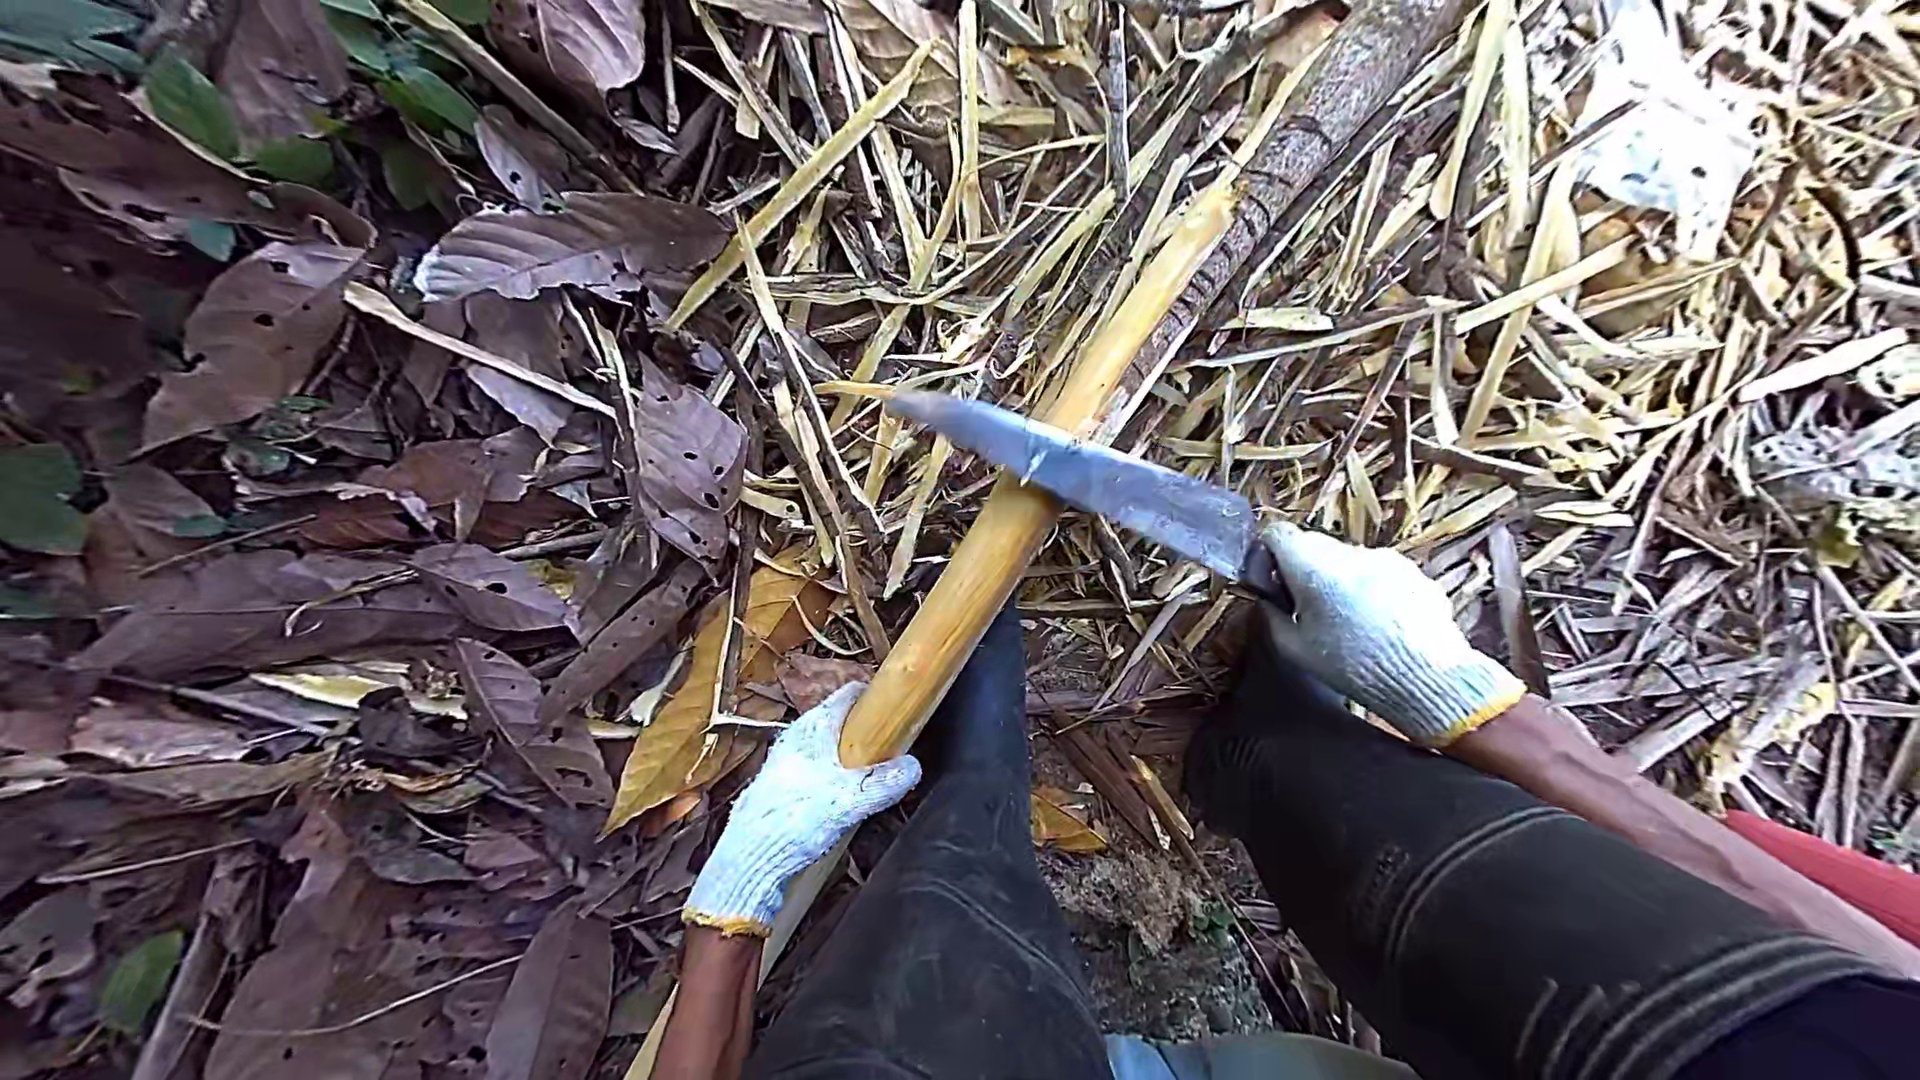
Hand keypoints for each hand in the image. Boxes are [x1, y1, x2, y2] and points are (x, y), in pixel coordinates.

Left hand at [684, 683, 920, 935]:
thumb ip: (885, 782)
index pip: (851, 693)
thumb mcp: (850, 800)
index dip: (876, 696)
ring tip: (867, 779)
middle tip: (889, 750)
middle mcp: (796, 735)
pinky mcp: (778, 784)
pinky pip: (813, 767)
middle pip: (840, 719)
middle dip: (866, 732)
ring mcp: (784, 759)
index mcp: (814, 725)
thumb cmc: (794, 820)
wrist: (746, 862)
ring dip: (847, 756)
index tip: (897, 709)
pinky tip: (837, 801)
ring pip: (826, 745)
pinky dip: (830, 774)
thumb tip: (914, 766)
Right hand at [1259, 522, 1524, 746]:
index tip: (1269, 578)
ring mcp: (1385, 559)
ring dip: (1335, 577)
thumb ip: (1271, 614)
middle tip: (1302, 603)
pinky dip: (1366, 586)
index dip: (1267, 552)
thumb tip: (1268, 598)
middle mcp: (1349, 553)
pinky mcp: (1412, 571)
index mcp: (1312, 566)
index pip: (1277, 532)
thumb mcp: (1293, 647)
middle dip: (1300, 567)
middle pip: (1311, 544)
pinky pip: (1375, 570)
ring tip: (1344, 617)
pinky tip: (1374, 621)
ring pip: (1344, 557)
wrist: (1430, 680)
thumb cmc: (1352, 666)